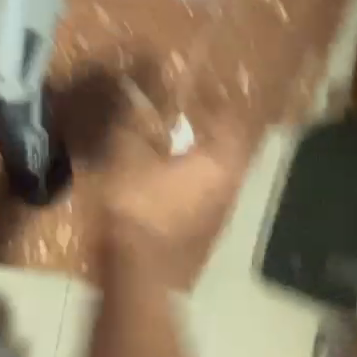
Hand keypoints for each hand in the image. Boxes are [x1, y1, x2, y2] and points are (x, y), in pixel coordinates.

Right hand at [98, 105, 258, 290]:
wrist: (141, 269)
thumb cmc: (137, 206)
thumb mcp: (125, 159)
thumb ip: (132, 127)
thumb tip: (129, 97)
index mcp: (220, 161)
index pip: (230, 118)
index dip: (216, 100)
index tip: (201, 86)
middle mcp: (231, 183)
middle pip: (227, 146)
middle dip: (207, 128)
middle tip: (186, 112)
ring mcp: (220, 209)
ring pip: (215, 171)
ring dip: (197, 155)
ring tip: (173, 142)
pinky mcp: (203, 228)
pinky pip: (200, 192)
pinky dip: (187, 178)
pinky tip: (165, 179)